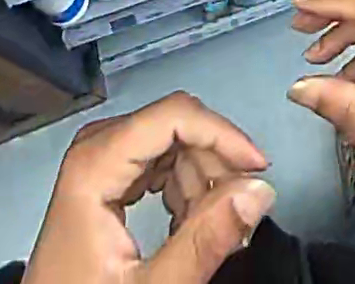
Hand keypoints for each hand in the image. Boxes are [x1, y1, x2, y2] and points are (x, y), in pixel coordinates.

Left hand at [23, 91, 276, 283]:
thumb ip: (204, 241)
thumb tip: (259, 191)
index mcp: (95, 162)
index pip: (174, 114)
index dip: (222, 134)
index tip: (259, 170)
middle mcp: (95, 146)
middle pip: (175, 125)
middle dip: (214, 162)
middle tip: (239, 213)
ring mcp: (99, 157)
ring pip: (172, 140)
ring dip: (202, 178)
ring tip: (212, 229)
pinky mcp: (105, 174)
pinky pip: (159, 159)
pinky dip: (183, 186)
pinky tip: (188, 224)